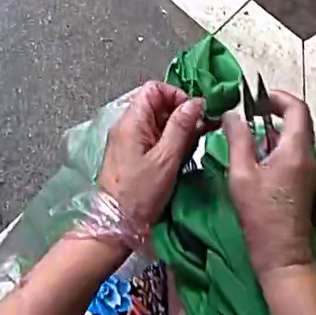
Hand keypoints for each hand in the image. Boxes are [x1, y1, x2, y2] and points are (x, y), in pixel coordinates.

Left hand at [98, 81, 204, 227]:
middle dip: (181, 112)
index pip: (154, 88)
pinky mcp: (132, 154)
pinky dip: (170, 140)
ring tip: (196, 141)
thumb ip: (181, 128)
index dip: (176, 94)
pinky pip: (153, 136)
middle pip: (157, 103)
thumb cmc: (139, 194)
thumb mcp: (165, 159)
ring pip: (157, 121)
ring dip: (178, 127)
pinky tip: (183, 152)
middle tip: (201, 128)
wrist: (114, 226)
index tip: (194, 112)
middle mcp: (127, 125)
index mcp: (132, 121)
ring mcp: (129, 140)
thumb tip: (196, 102)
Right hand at [225, 90, 315, 278]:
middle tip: (246, 115)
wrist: (283, 257)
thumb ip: (238, 139)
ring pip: (293, 137)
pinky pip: (292, 153)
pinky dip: (274, 147)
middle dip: (272, 112)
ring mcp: (308, 170)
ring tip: (245, 139)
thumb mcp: (242, 174)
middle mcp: (308, 157)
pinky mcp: (304, 182)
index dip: (277, 97)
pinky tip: (254, 160)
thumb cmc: (261, 216)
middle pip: (297, 121)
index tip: (255, 100)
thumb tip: (234, 115)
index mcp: (296, 150)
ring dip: (271, 131)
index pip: (297, 108)